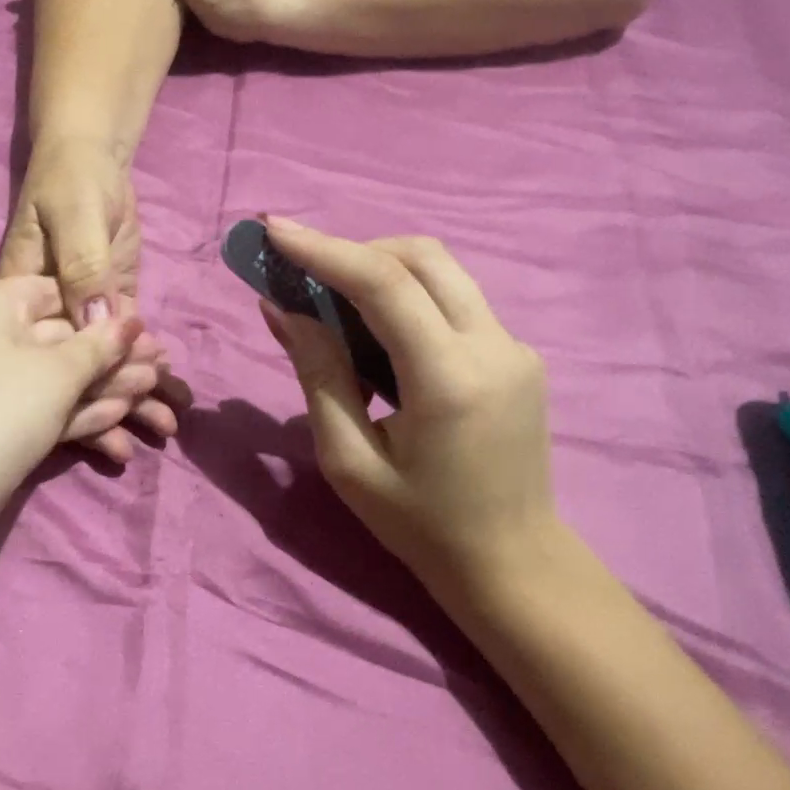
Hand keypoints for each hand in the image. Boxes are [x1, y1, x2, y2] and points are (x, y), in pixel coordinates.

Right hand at [0, 137, 191, 461]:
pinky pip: (126, 347)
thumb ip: (83, 269)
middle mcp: (48, 322)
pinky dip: (147, 370)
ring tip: (168, 427)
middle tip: (149, 438)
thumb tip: (97, 327)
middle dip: (111, 409)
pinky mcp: (110, 308)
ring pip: (102, 367)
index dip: (72, 397)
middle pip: (73, 375)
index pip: (44, 360)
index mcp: (23, 302)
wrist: (90, 157)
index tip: (106, 428)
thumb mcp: (73, 216)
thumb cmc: (70, 179)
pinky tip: (173, 396)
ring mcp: (81, 318)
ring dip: (134, 397)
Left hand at [0, 277, 143, 501]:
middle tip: (163, 379)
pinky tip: (118, 440)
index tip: (146, 336)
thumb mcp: (58, 373)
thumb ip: (100, 345)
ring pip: (53, 384)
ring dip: (105, 398)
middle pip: (59, 343)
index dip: (104, 315)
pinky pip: (37, 412)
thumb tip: (131, 319)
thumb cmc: (3, 410)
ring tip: (157, 417)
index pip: (55, 294)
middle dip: (115, 365)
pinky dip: (75, 421)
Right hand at [259, 219, 559, 587]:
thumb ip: (318, 375)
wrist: (509, 559)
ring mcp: (514, 347)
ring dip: (381, 271)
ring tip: (328, 301)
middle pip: (422, 258)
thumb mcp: (347, 459)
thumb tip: (282, 309)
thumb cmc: (415, 522)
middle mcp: (493, 347)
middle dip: (353, 251)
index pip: (384, 284)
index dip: (323, 250)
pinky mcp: (517, 355)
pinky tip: (373, 336)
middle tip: (299, 272)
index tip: (272, 230)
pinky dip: (406, 299)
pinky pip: (455, 303)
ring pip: (443, 273)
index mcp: (448, 380)